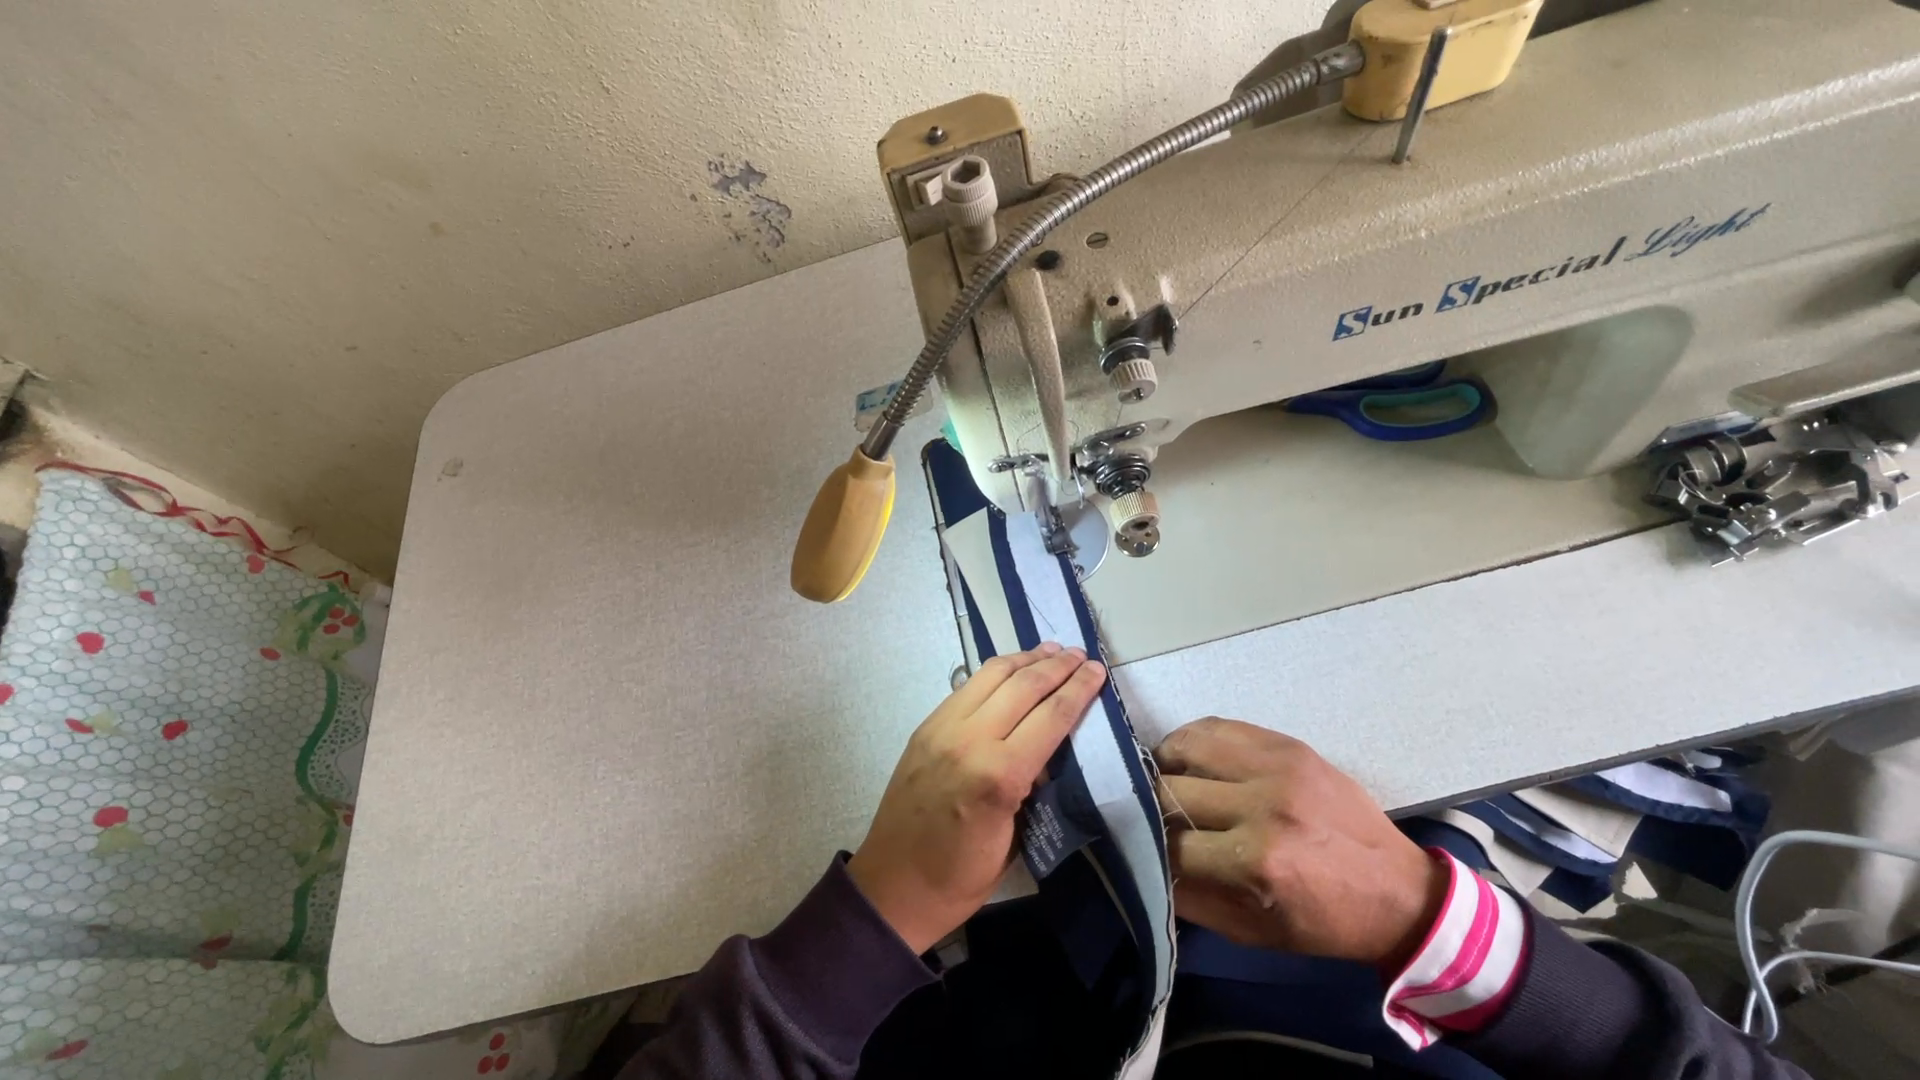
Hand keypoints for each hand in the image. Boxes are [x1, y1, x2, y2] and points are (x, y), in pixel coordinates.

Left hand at [848, 644, 1107, 953]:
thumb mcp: (1014, 838)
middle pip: (1023, 686)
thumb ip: (1032, 785)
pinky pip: (965, 688)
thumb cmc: (960, 879)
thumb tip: (1047, 749)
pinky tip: (1010, 671)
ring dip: (1024, 659)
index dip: (1079, 690)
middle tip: (1080, 654)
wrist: (892, 887)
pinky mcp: (925, 728)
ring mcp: (942, 729)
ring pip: (990, 676)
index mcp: (998, 775)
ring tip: (1050, 650)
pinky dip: (994, 674)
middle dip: (1056, 667)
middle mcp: (969, 739)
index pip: (1051, 717)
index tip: (1098, 671)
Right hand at [1154, 718, 1445, 969]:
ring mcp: (1276, 767)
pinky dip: (1192, 741)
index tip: (1144, 852)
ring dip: (1164, 767)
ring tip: (1165, 781)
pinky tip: (1190, 759)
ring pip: (1185, 747)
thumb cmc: (1322, 920)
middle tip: (1151, 819)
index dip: (1150, 851)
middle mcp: (1263, 807)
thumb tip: (1144, 863)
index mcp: (1256, 862)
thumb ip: (1189, 898)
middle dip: (1151, 810)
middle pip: (1170, 792)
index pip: (1169, 844)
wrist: (1398, 890)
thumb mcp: (1252, 932)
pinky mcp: (1288, 744)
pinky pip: (1218, 726)